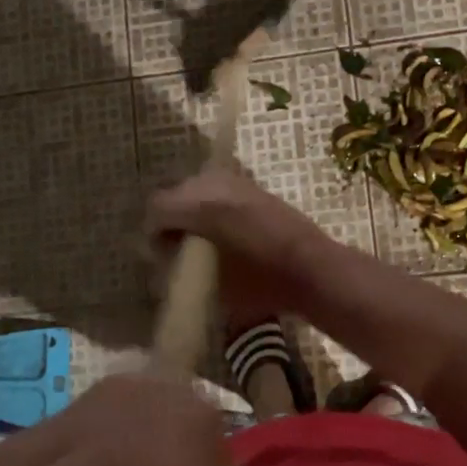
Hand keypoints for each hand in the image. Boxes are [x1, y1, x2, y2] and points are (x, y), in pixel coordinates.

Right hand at [146, 169, 331, 325]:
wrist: (312, 270)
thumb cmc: (260, 283)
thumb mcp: (212, 283)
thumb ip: (182, 264)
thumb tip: (168, 256)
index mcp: (200, 206)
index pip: (158, 207)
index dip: (153, 231)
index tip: (160, 255)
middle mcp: (215, 185)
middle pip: (176, 193)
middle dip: (172, 218)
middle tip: (179, 248)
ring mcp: (238, 182)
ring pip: (199, 187)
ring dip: (193, 209)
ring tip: (202, 239)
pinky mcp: (255, 187)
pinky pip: (221, 190)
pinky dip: (214, 205)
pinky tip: (224, 231)